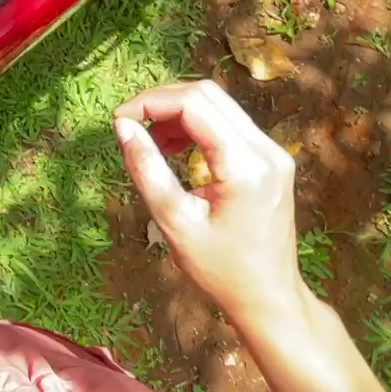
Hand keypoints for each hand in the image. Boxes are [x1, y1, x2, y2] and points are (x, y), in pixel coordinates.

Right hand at [112, 80, 308, 330]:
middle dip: (160, 101)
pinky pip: (225, 122)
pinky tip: (171, 147)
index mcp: (245, 166)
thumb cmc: (219, 268)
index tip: (118, 121)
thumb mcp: (173, 220)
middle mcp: (266, 150)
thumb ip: (146, 168)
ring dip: (174, 111)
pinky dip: (192, 124)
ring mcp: (272, 152)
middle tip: (128, 124)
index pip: (193, 104)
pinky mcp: (269, 159)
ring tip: (148, 140)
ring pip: (216, 103)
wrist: (268, 297)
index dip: (149, 103)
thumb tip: (122, 126)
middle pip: (206, 94)